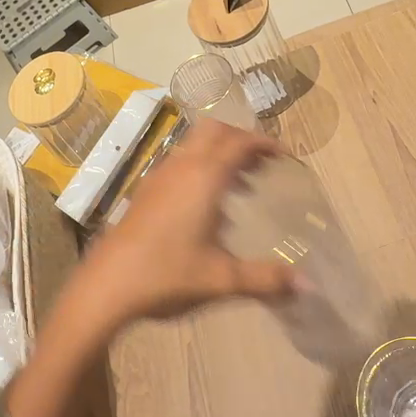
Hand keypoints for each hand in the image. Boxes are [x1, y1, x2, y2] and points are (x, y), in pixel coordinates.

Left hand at [70, 120, 296, 328]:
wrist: (107, 285)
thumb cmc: (167, 275)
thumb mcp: (222, 280)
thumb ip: (266, 279)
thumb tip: (308, 284)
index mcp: (204, 177)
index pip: (240, 142)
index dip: (264, 143)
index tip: (284, 156)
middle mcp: (182, 167)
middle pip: (214, 130)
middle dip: (240, 139)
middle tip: (261, 163)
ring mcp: (159, 176)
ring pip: (194, 144)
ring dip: (219, 153)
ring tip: (241, 185)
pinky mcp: (145, 191)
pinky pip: (180, 162)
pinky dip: (201, 167)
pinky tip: (207, 207)